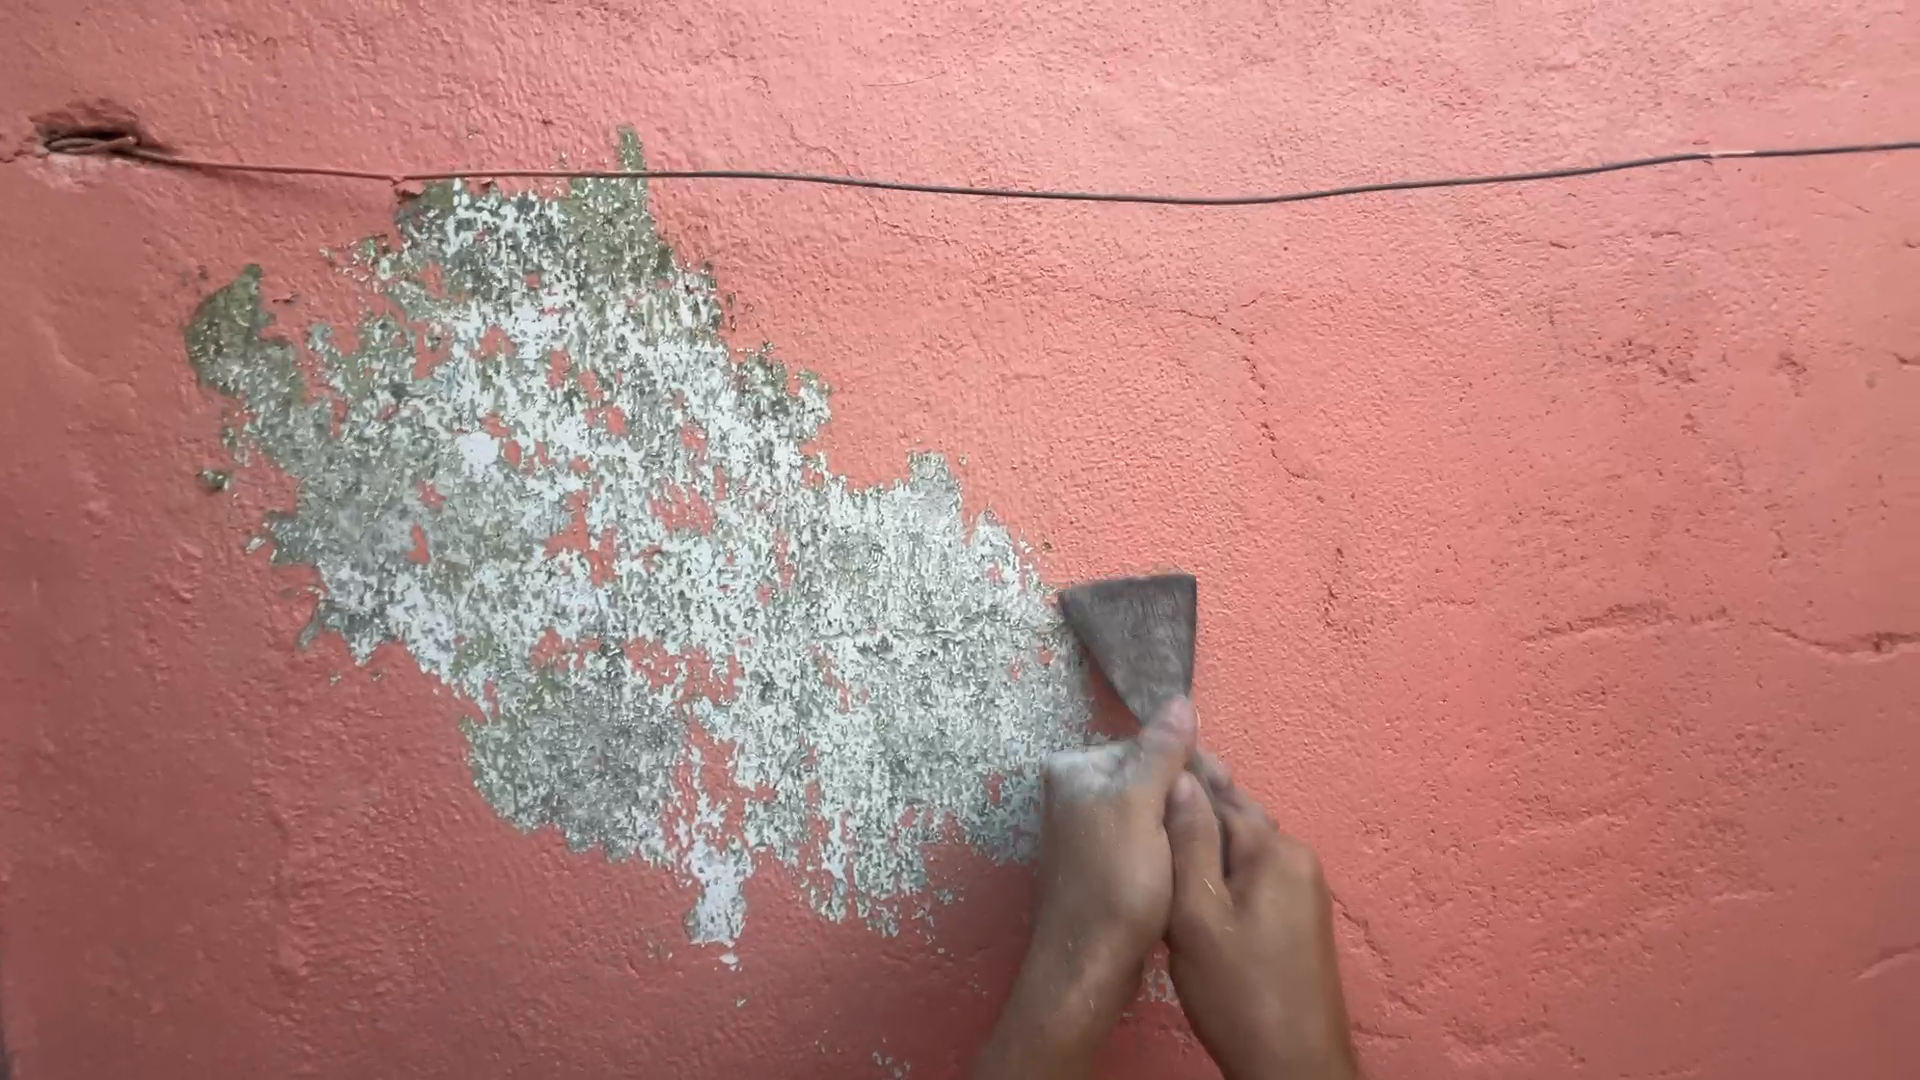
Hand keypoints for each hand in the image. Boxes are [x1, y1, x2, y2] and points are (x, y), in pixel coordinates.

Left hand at [971, 697, 1198, 1079]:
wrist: (1089, 966)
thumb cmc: (1114, 882)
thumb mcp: (1140, 807)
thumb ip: (1162, 751)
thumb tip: (1179, 698)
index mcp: (1075, 767)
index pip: (1146, 745)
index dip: (1190, 762)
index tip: (1228, 787)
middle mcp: (1075, 789)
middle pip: (1150, 773)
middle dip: (1188, 791)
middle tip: (1227, 817)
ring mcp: (1088, 825)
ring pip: (1152, 806)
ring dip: (1184, 818)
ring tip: (1214, 838)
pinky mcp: (1103, 857)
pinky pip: (1146, 834)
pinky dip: (1172, 841)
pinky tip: (1193, 857)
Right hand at [1164, 775, 1356, 1079]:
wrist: (1292, 1070)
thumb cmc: (1236, 991)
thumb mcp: (1197, 913)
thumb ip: (1189, 841)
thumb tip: (1182, 777)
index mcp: (1274, 848)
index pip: (1216, 792)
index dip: (1175, 783)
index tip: (1136, 777)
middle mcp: (1296, 855)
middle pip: (1231, 814)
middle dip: (1189, 810)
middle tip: (1140, 811)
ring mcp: (1301, 884)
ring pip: (1238, 843)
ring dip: (1202, 839)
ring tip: (1156, 839)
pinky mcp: (1296, 911)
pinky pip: (1250, 868)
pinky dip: (1219, 864)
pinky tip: (1190, 876)